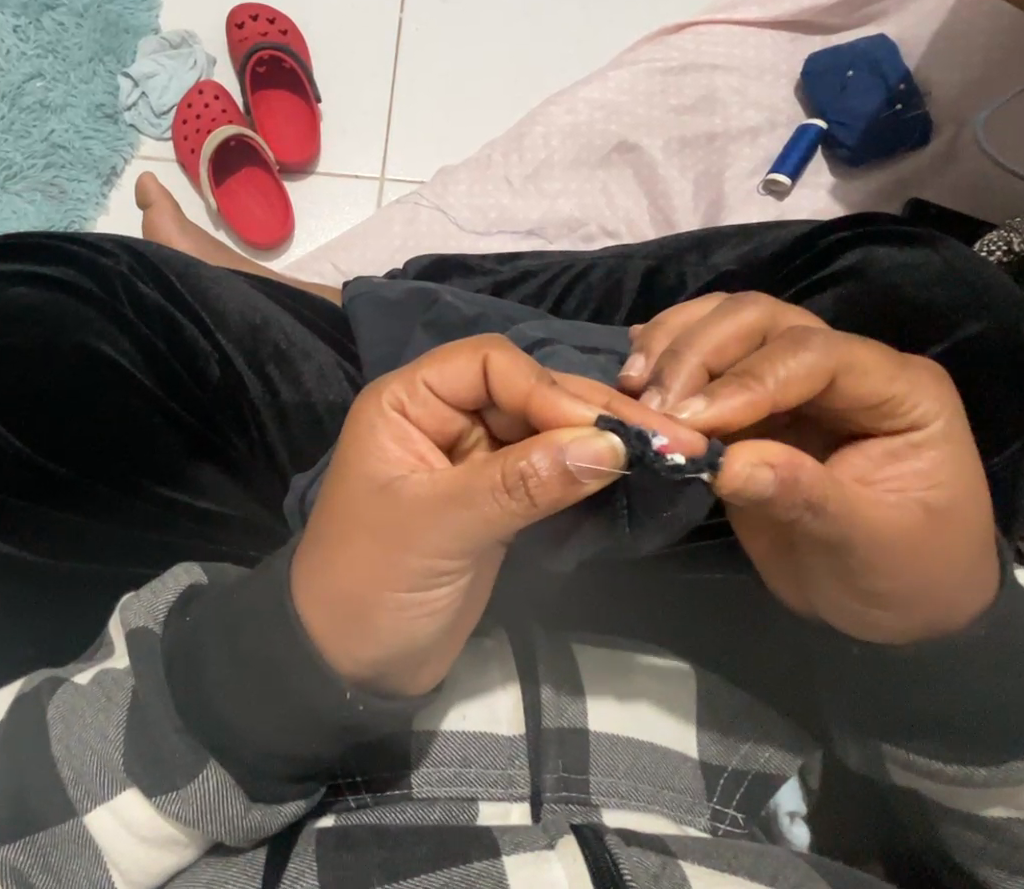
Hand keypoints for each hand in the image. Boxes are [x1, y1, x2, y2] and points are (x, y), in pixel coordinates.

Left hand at [290, 334, 705, 695]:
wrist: (351, 660)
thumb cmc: (373, 582)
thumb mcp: (440, 527)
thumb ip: (521, 483)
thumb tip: (611, 446)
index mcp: (406, 403)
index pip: (489, 364)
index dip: (547, 390)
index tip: (604, 435)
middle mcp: (439, 418)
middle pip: (524, 390)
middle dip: (591, 412)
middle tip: (671, 436)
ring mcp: (470, 459)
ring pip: (543, 429)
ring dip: (599, 439)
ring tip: (671, 451)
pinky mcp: (494, 500)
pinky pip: (546, 469)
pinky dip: (586, 471)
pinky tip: (630, 474)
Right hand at [620, 292, 999, 644]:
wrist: (887, 597)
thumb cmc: (899, 573)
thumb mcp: (866, 547)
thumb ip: (804, 497)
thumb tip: (727, 464)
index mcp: (897, 390)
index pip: (812, 354)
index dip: (745, 381)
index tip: (688, 424)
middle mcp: (842, 365)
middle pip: (759, 319)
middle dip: (696, 355)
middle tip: (653, 410)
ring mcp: (790, 374)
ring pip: (723, 321)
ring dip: (670, 347)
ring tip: (633, 392)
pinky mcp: (745, 395)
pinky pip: (700, 349)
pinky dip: (661, 354)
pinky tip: (632, 381)